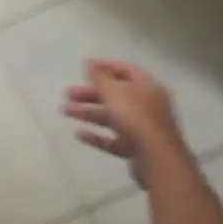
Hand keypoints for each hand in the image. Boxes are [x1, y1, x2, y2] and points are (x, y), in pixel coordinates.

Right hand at [63, 58, 188, 183]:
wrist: (157, 159)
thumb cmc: (135, 116)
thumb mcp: (112, 90)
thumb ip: (98, 76)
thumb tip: (89, 64)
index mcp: (148, 87)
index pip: (126, 70)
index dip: (105, 66)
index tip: (83, 66)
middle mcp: (148, 106)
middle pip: (116, 95)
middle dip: (89, 93)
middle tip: (68, 93)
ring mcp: (145, 129)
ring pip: (112, 117)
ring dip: (88, 113)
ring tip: (65, 111)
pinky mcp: (138, 149)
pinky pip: (114, 138)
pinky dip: (97, 135)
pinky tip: (79, 134)